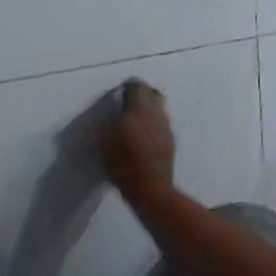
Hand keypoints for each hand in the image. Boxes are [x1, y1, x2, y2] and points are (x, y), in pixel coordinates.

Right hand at [103, 79, 176, 196]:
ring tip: (136, 117)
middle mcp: (156, 115)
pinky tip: (144, 133)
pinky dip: (153, 121)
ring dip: (149, 108)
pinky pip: (162, 122)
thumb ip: (108, 122)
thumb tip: (111, 112)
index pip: (137, 87)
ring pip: (160, 108)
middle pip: (153, 94)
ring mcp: (166, 128)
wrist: (151, 189)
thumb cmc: (123, 164)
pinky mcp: (171, 140)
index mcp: (138, 111)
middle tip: (128, 101)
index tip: (119, 92)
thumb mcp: (105, 142)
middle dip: (142, 93)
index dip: (128, 87)